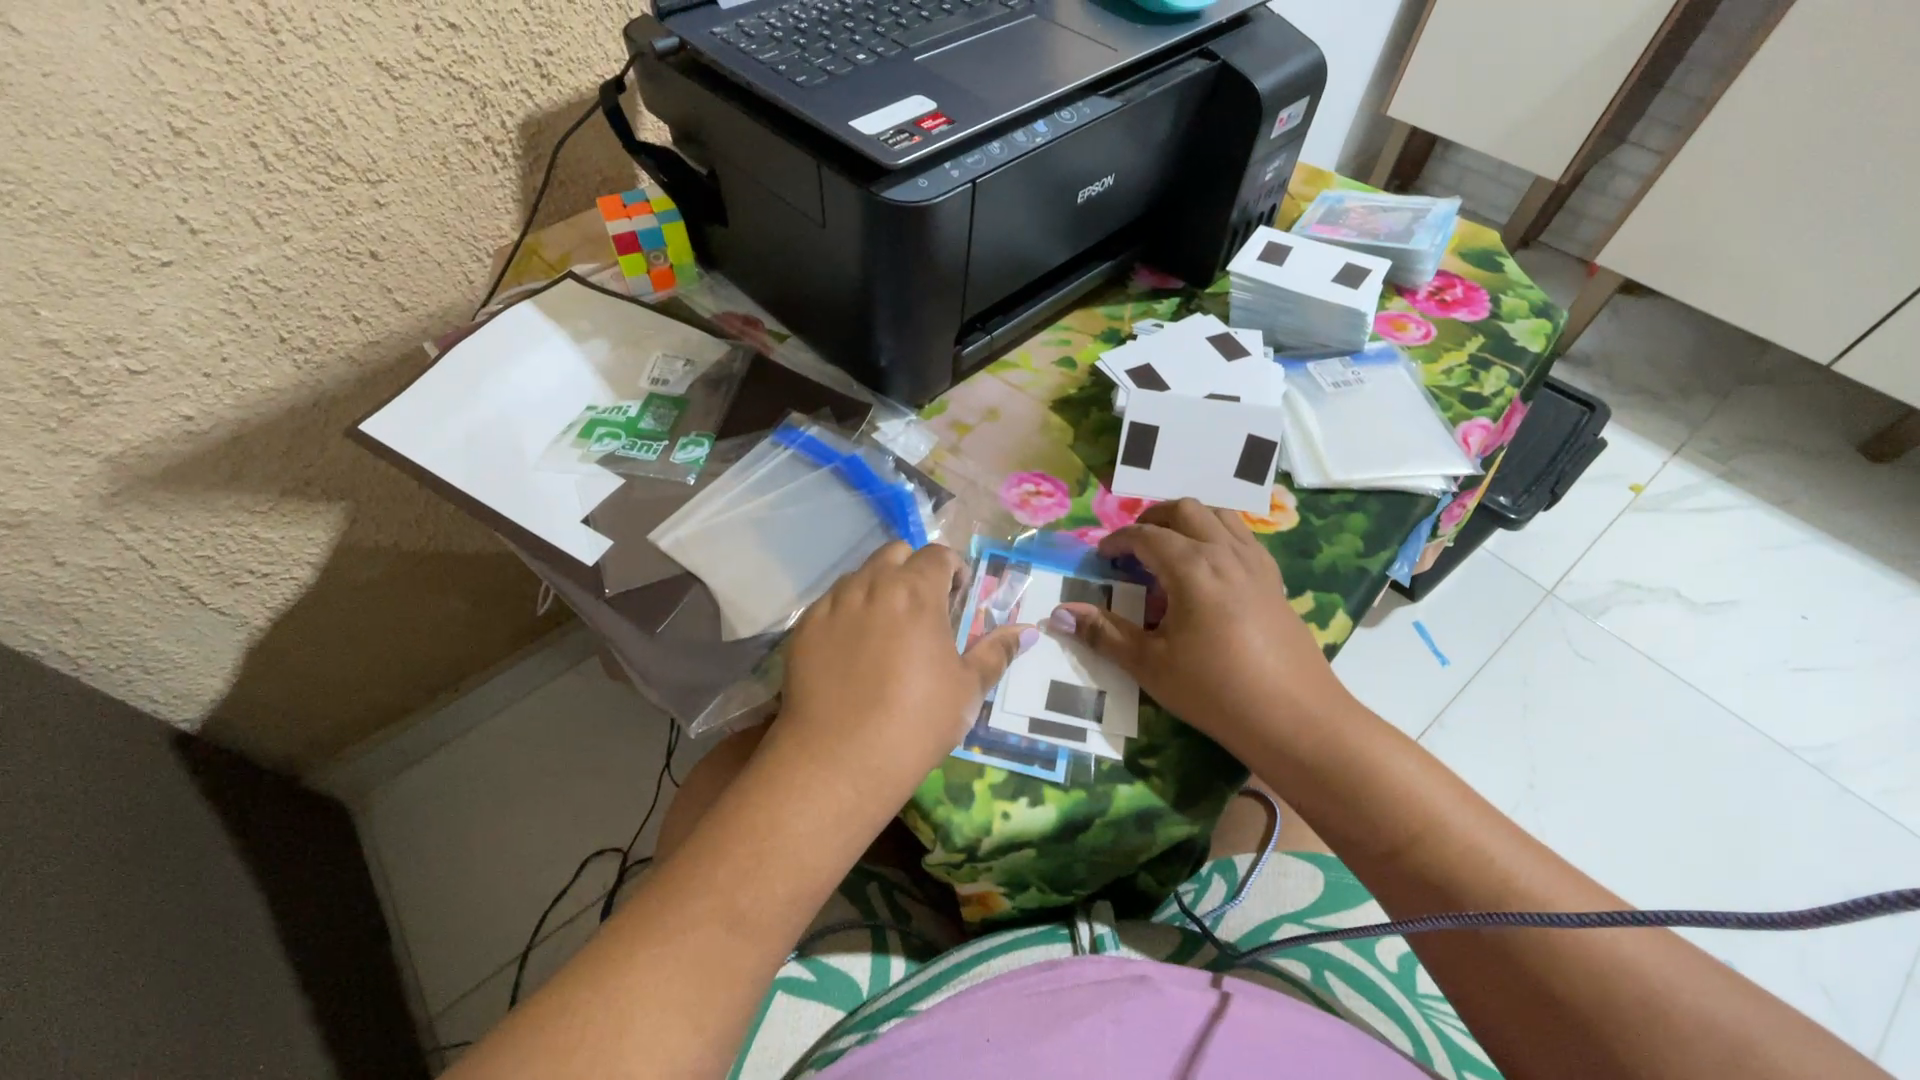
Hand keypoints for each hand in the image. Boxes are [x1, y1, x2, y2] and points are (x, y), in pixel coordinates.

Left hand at [771, 541, 1032, 803]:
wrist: (839, 760)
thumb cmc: (916, 722)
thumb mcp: (967, 689)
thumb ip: (996, 652)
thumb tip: (1028, 632)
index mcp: (916, 592)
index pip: (938, 555)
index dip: (953, 570)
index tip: (958, 598)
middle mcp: (871, 585)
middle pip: (895, 554)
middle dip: (913, 571)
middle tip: (924, 611)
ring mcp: (832, 604)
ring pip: (859, 577)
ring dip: (878, 590)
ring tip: (886, 632)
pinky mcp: (803, 628)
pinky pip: (831, 605)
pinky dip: (847, 614)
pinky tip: (852, 653)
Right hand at [1049, 499, 1352, 753]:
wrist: (1294, 717)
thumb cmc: (1214, 690)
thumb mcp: (1150, 665)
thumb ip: (1104, 634)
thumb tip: (1060, 613)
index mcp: (1191, 566)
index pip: (1146, 535)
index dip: (1118, 540)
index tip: (1101, 557)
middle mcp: (1225, 552)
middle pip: (1185, 510)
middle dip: (1153, 518)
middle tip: (1133, 545)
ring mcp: (1256, 563)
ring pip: (1220, 515)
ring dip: (1189, 520)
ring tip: (1170, 548)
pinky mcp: (1275, 580)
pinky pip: (1243, 537)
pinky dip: (1218, 535)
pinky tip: (1210, 570)